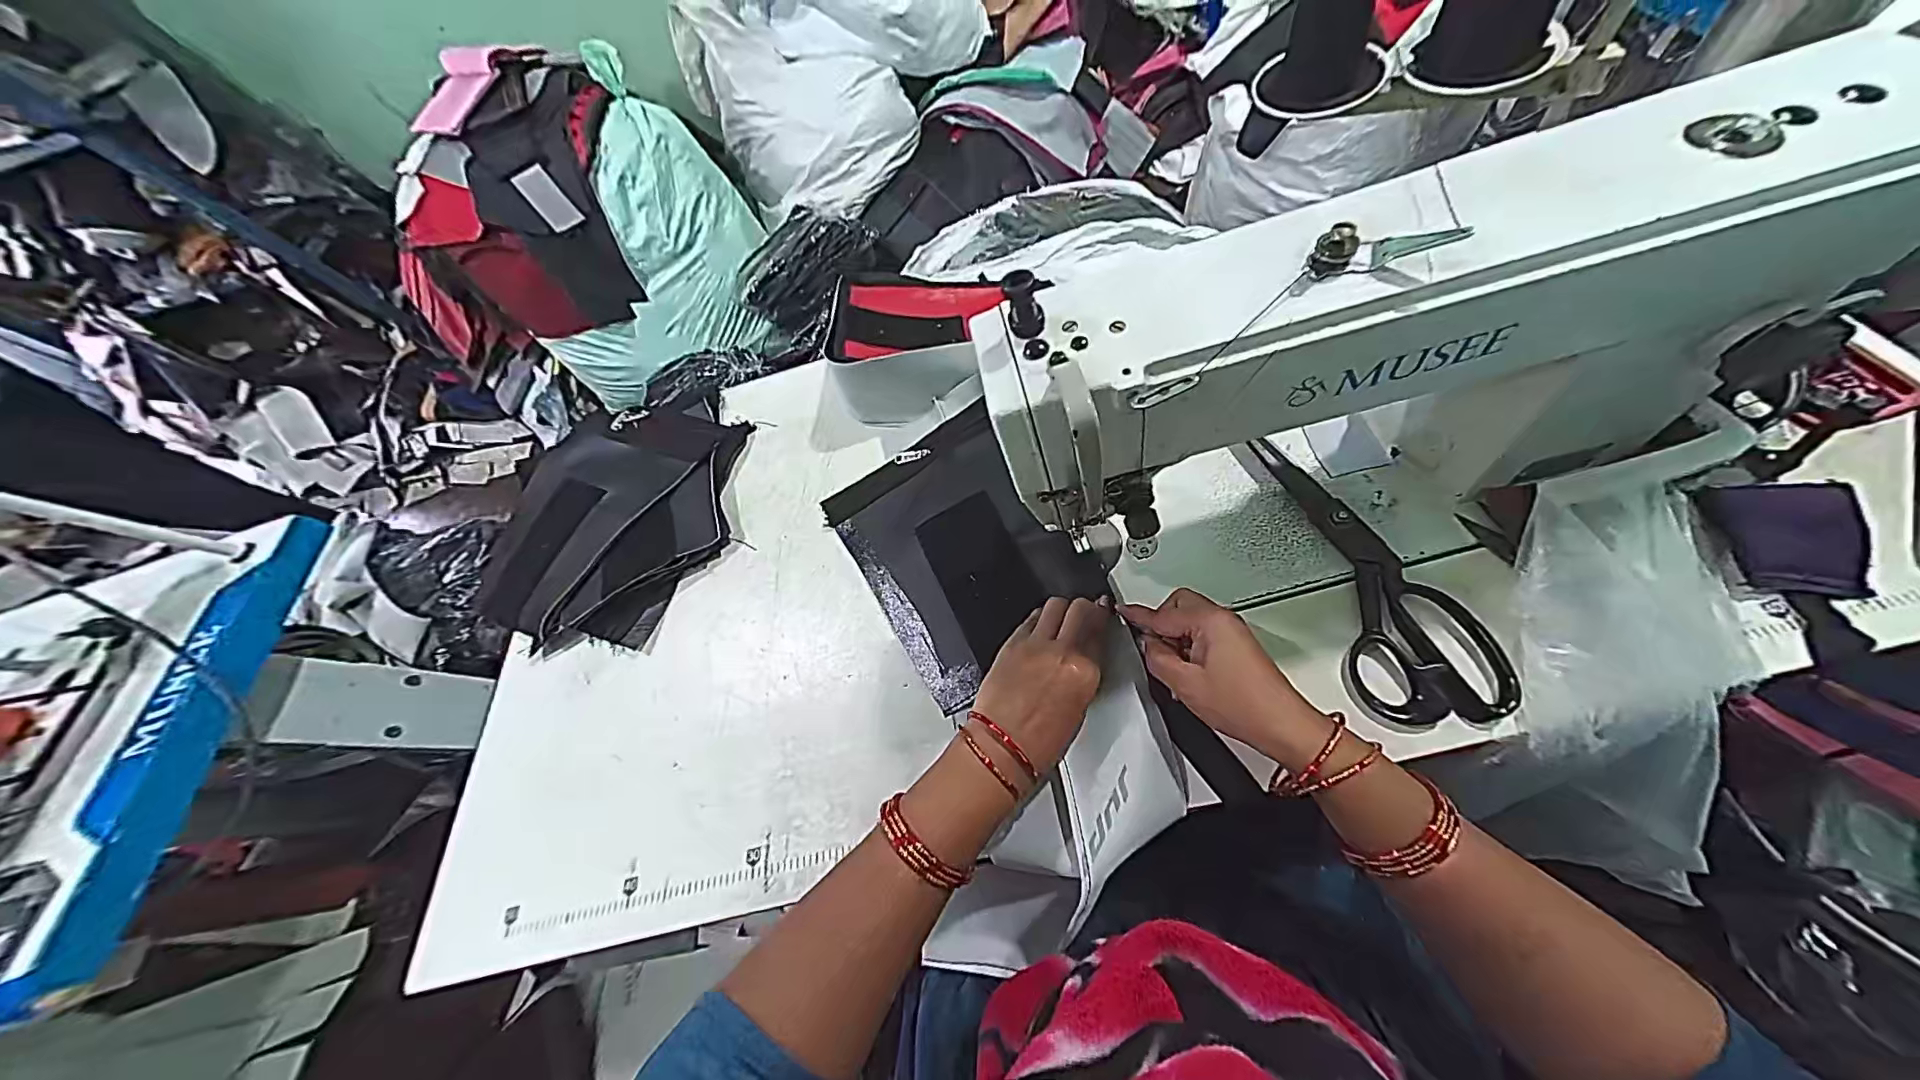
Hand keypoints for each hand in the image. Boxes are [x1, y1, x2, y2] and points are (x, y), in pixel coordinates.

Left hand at [972, 596, 1109, 774]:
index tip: (1103, 614)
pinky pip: (1030, 619)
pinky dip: (1038, 619)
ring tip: (1062, 617)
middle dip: (1085, 607)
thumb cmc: (1039, 741)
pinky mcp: (1011, 644)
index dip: (1103, 617)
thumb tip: (1086, 657)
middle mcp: (1061, 652)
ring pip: (1055, 605)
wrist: (1002, 745)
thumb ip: (1085, 673)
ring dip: (1062, 609)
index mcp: (1085, 671)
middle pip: (1079, 608)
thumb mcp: (1080, 707)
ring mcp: (1034, 645)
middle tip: (1085, 612)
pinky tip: (1039, 627)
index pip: (1100, 629)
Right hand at [1119, 588, 1327, 757]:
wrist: (1280, 724)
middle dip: (1161, 625)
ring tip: (1177, 670)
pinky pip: (1203, 633)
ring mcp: (1232, 631)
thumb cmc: (1246, 706)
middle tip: (1154, 650)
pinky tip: (1191, 673)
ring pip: (1190, 620)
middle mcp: (1223, 620)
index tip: (1123, 612)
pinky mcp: (1236, 644)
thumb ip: (1156, 658)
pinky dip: (1190, 646)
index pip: (1163, 613)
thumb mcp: (1184, 684)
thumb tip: (1146, 645)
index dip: (1138, 616)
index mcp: (1210, 622)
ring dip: (1176, 638)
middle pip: (1178, 606)